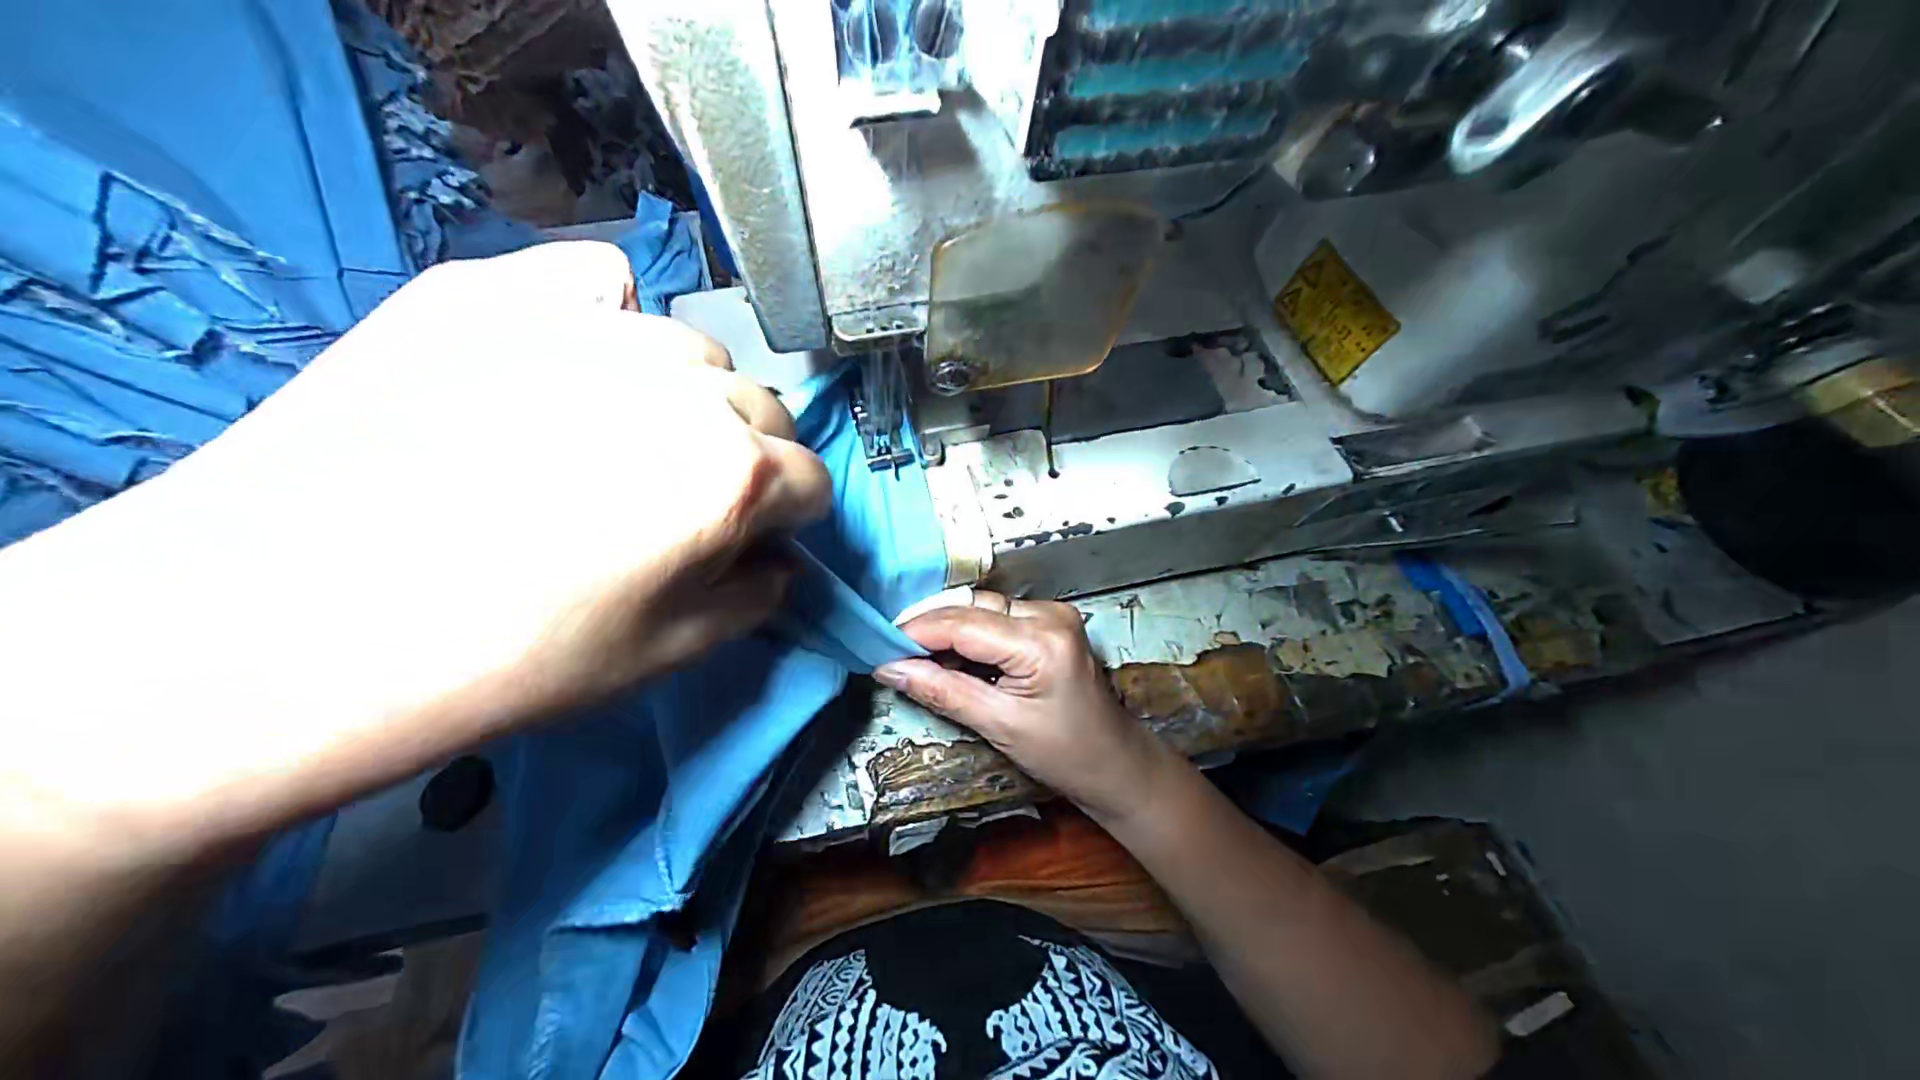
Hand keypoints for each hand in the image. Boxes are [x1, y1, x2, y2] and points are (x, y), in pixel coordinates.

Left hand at [0, 241, 831, 842]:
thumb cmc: (511, 656)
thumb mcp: (670, 653)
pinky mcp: (499, 291)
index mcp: (737, 475)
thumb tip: (777, 561)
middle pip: (768, 412)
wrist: (287, 619)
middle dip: (749, 457)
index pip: (814, 484)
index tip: (748, 542)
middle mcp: (688, 387)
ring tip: (613, 435)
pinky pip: (600, 283)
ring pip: (694, 353)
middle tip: (679, 499)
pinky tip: (562, 365)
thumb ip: (755, 599)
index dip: (789, 521)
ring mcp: (593, 326)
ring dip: (685, 396)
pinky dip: (607, 319)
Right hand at [873, 593, 1175, 821]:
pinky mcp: (1050, 621)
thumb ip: (941, 690)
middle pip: (971, 608)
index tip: (880, 645)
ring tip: (916, 657)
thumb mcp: (998, 725)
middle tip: (893, 652)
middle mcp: (1049, 615)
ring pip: (981, 609)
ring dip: (948, 630)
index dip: (917, 631)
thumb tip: (891, 668)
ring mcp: (1053, 614)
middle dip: (929, 628)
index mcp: (1041, 641)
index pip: (963, 623)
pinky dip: (970, 634)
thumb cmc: (1066, 753)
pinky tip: (950, 656)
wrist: (1114, 762)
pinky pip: (997, 617)